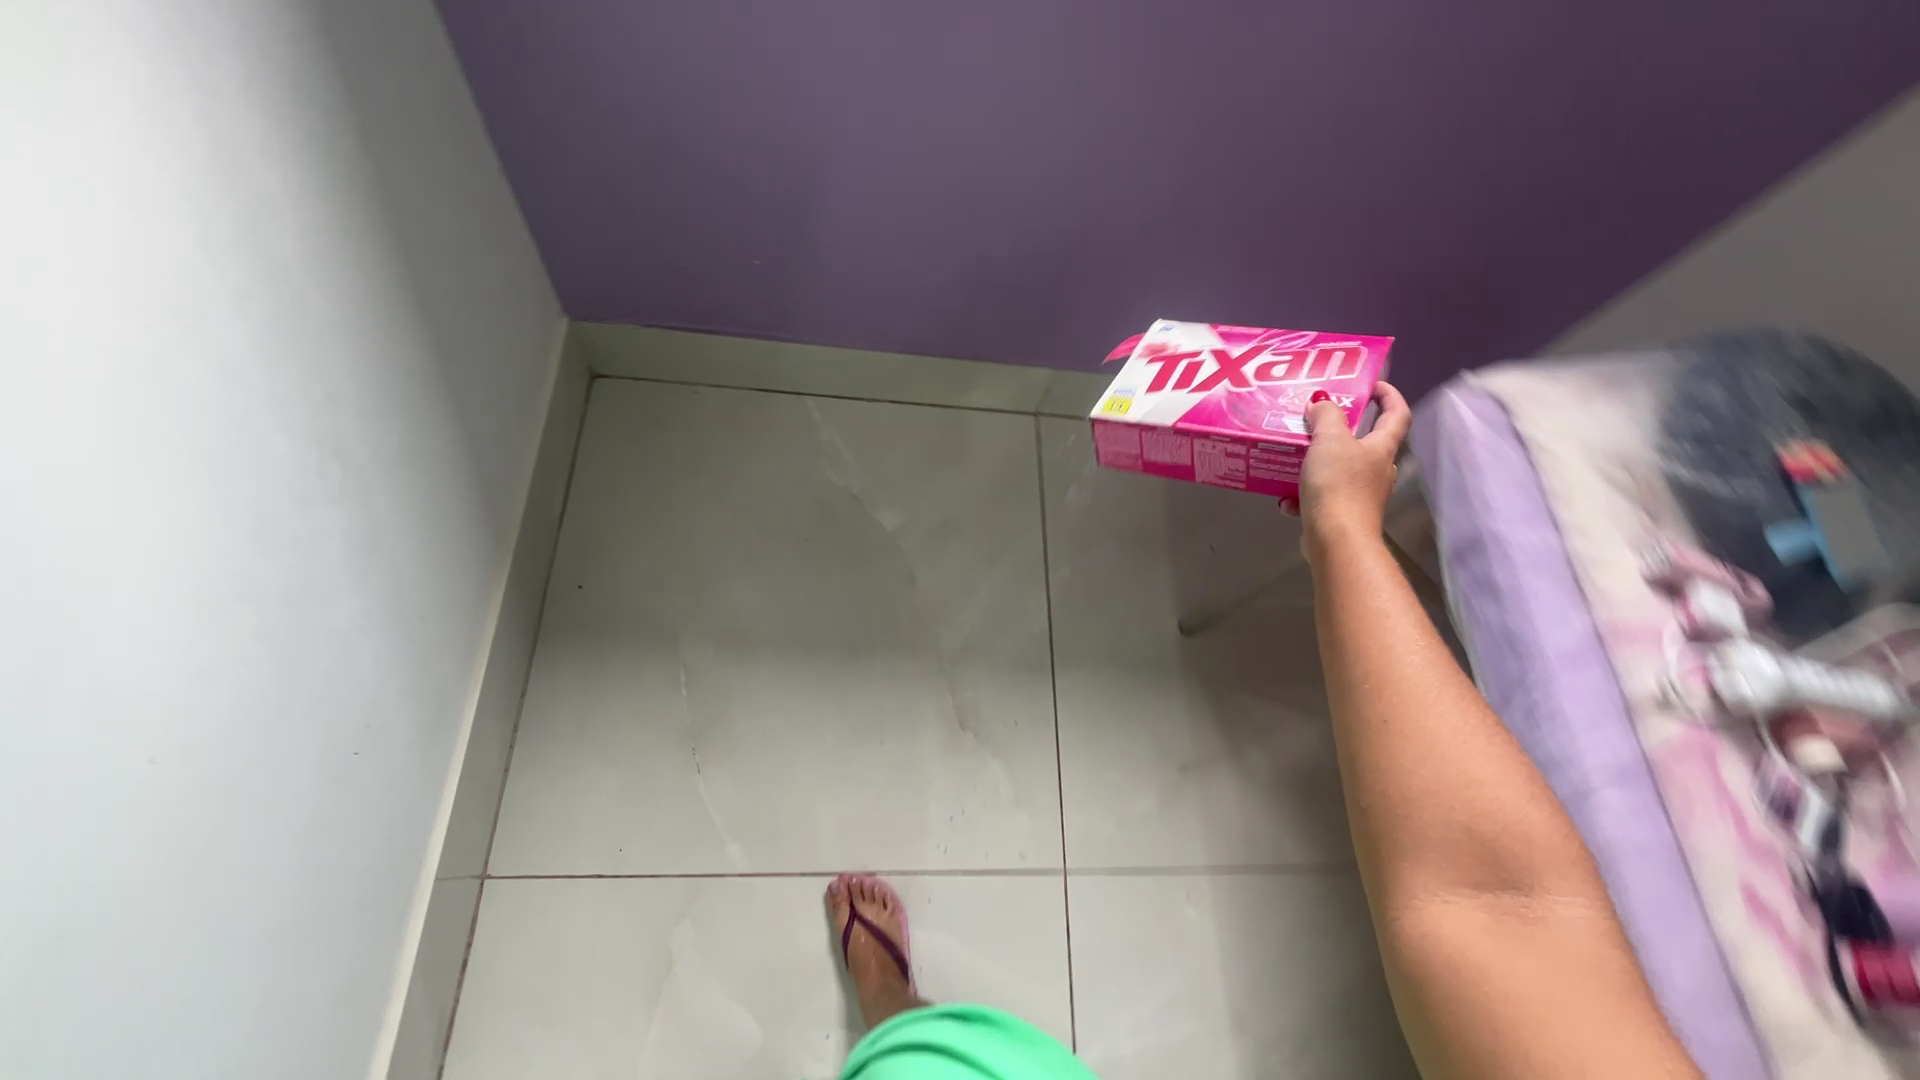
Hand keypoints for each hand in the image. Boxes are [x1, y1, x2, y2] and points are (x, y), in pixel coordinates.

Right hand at [1279, 382, 1411, 548]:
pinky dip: (1303, 498)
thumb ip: (1326, 416)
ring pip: (1339, 472)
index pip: (1397, 414)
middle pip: (1365, 444)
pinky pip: (1322, 499)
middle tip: (1315, 422)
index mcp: (1381, 449)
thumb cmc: (1339, 485)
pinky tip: (1286, 501)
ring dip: (1315, 466)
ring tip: (1292, 461)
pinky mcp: (1343, 517)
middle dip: (1340, 432)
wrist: (1337, 540)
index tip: (1371, 385)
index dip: (1388, 395)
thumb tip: (1322, 403)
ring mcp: (1362, 496)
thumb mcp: (1330, 441)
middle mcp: (1377, 471)